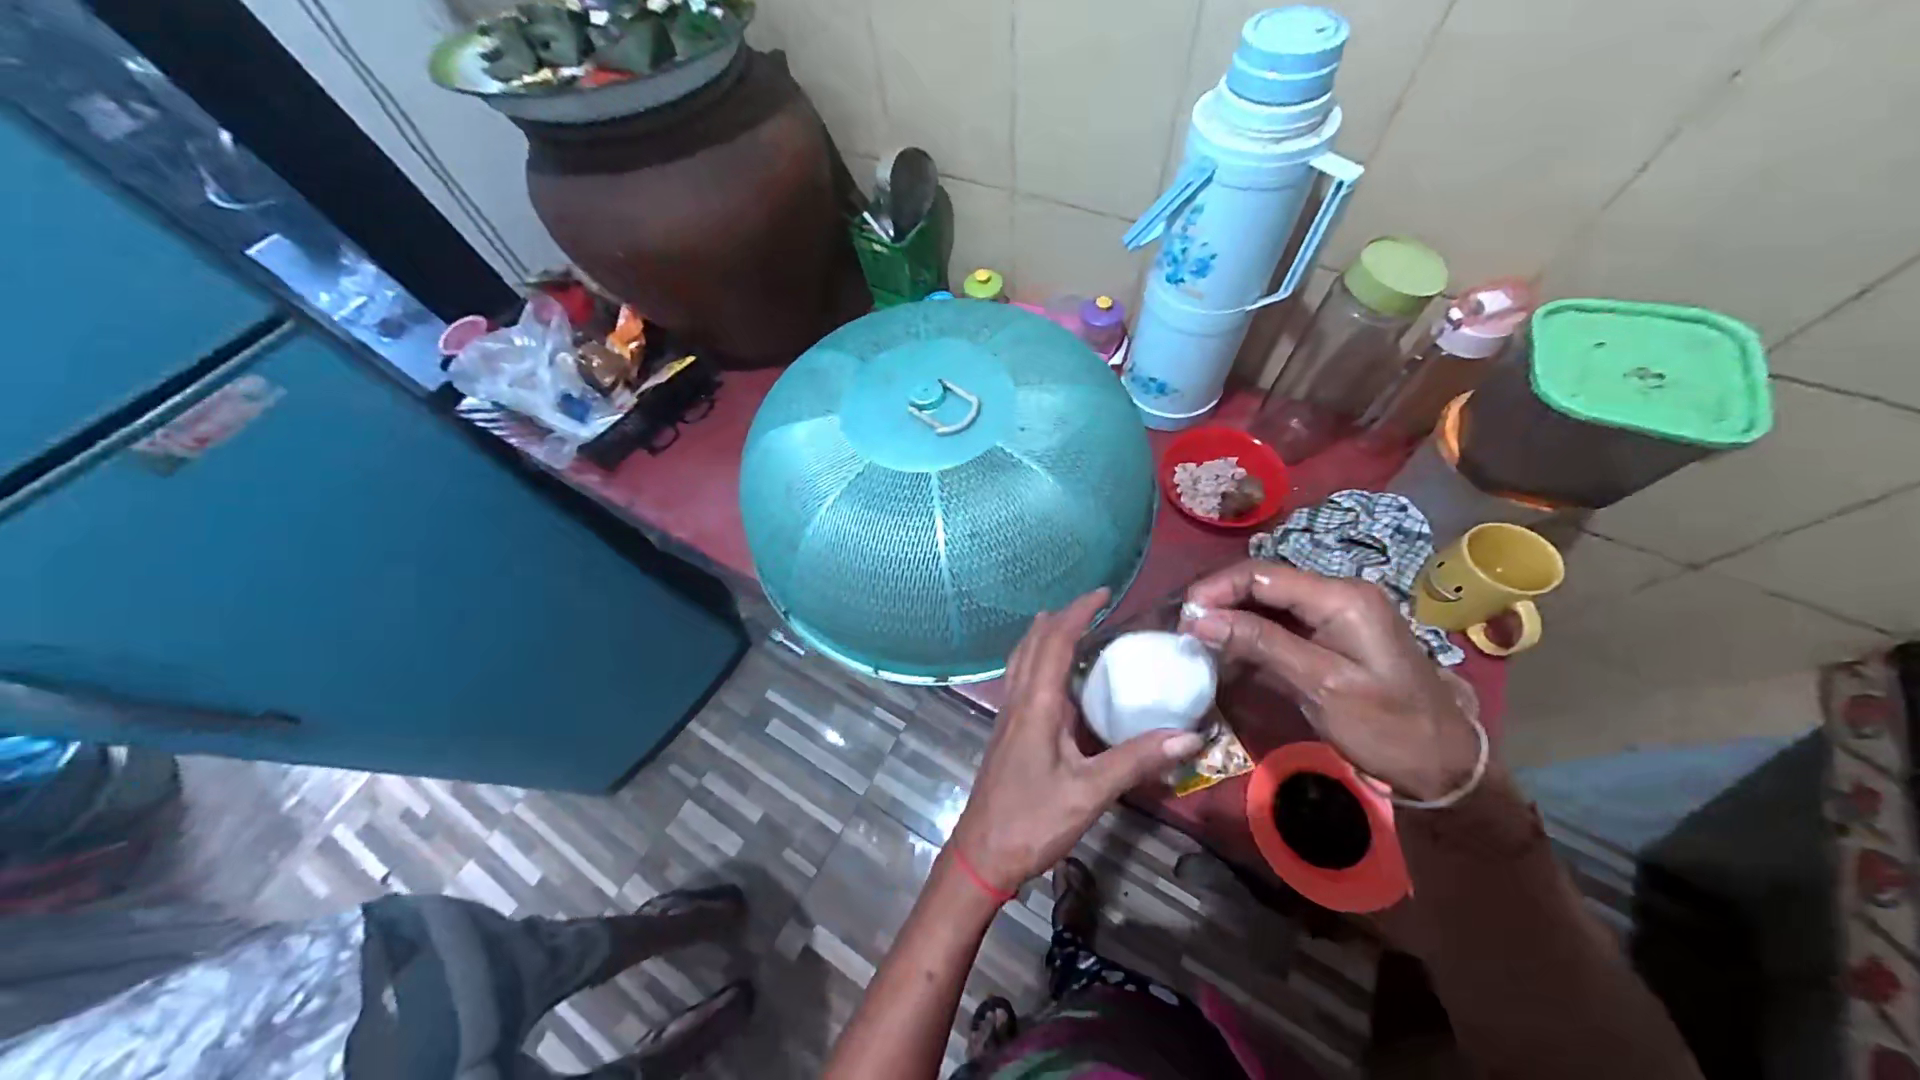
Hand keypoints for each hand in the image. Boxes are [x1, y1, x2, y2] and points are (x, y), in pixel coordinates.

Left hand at [948, 589, 1206, 893]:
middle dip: (1061, 617)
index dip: (1078, 612)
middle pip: (1034, 644)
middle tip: (1094, 605)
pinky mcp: (1007, 732)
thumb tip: (1189, 736)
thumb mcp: (1090, 792)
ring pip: (1022, 659)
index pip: (1056, 642)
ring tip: (1070, 625)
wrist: (981, 853)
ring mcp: (1008, 716)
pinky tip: (1055, 678)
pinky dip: (1038, 660)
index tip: (1104, 593)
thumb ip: (1136, 760)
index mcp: (1036, 705)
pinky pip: (1021, 679)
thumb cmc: (1032, 821)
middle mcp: (1018, 701)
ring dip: (1044, 636)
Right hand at [1179, 561, 1480, 800]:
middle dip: (1219, 604)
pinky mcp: (1330, 638)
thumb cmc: (1387, 726)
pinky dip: (1250, 640)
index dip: (1216, 589)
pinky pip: (1279, 627)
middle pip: (1262, 585)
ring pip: (1266, 605)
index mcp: (1341, 598)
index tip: (1183, 618)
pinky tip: (1227, 659)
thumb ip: (1261, 645)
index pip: (1262, 575)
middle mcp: (1337, 595)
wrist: (1442, 766)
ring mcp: (1334, 616)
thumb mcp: (1321, 685)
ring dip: (1231, 622)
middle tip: (1185, 633)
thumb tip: (1200, 619)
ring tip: (1199, 647)